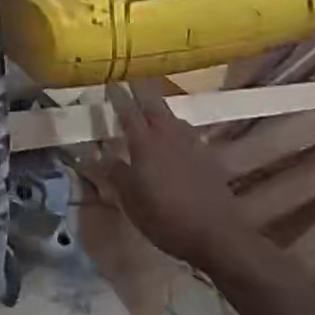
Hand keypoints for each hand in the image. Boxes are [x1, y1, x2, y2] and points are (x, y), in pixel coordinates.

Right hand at [88, 79, 258, 271]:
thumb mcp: (131, 202)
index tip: (110, 82)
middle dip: (140, 91)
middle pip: (152, 103)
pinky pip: (185, 130)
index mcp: (145, 142)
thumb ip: (114, 174)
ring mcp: (190, 141)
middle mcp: (167, 133)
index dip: (118, 96)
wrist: (216, 232)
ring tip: (149, 111)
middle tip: (130, 86)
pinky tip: (173, 138)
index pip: (127, 110)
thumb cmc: (165, 218)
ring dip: (158, 108)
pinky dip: (174, 126)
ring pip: (170, 114)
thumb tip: (98, 156)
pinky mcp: (206, 152)